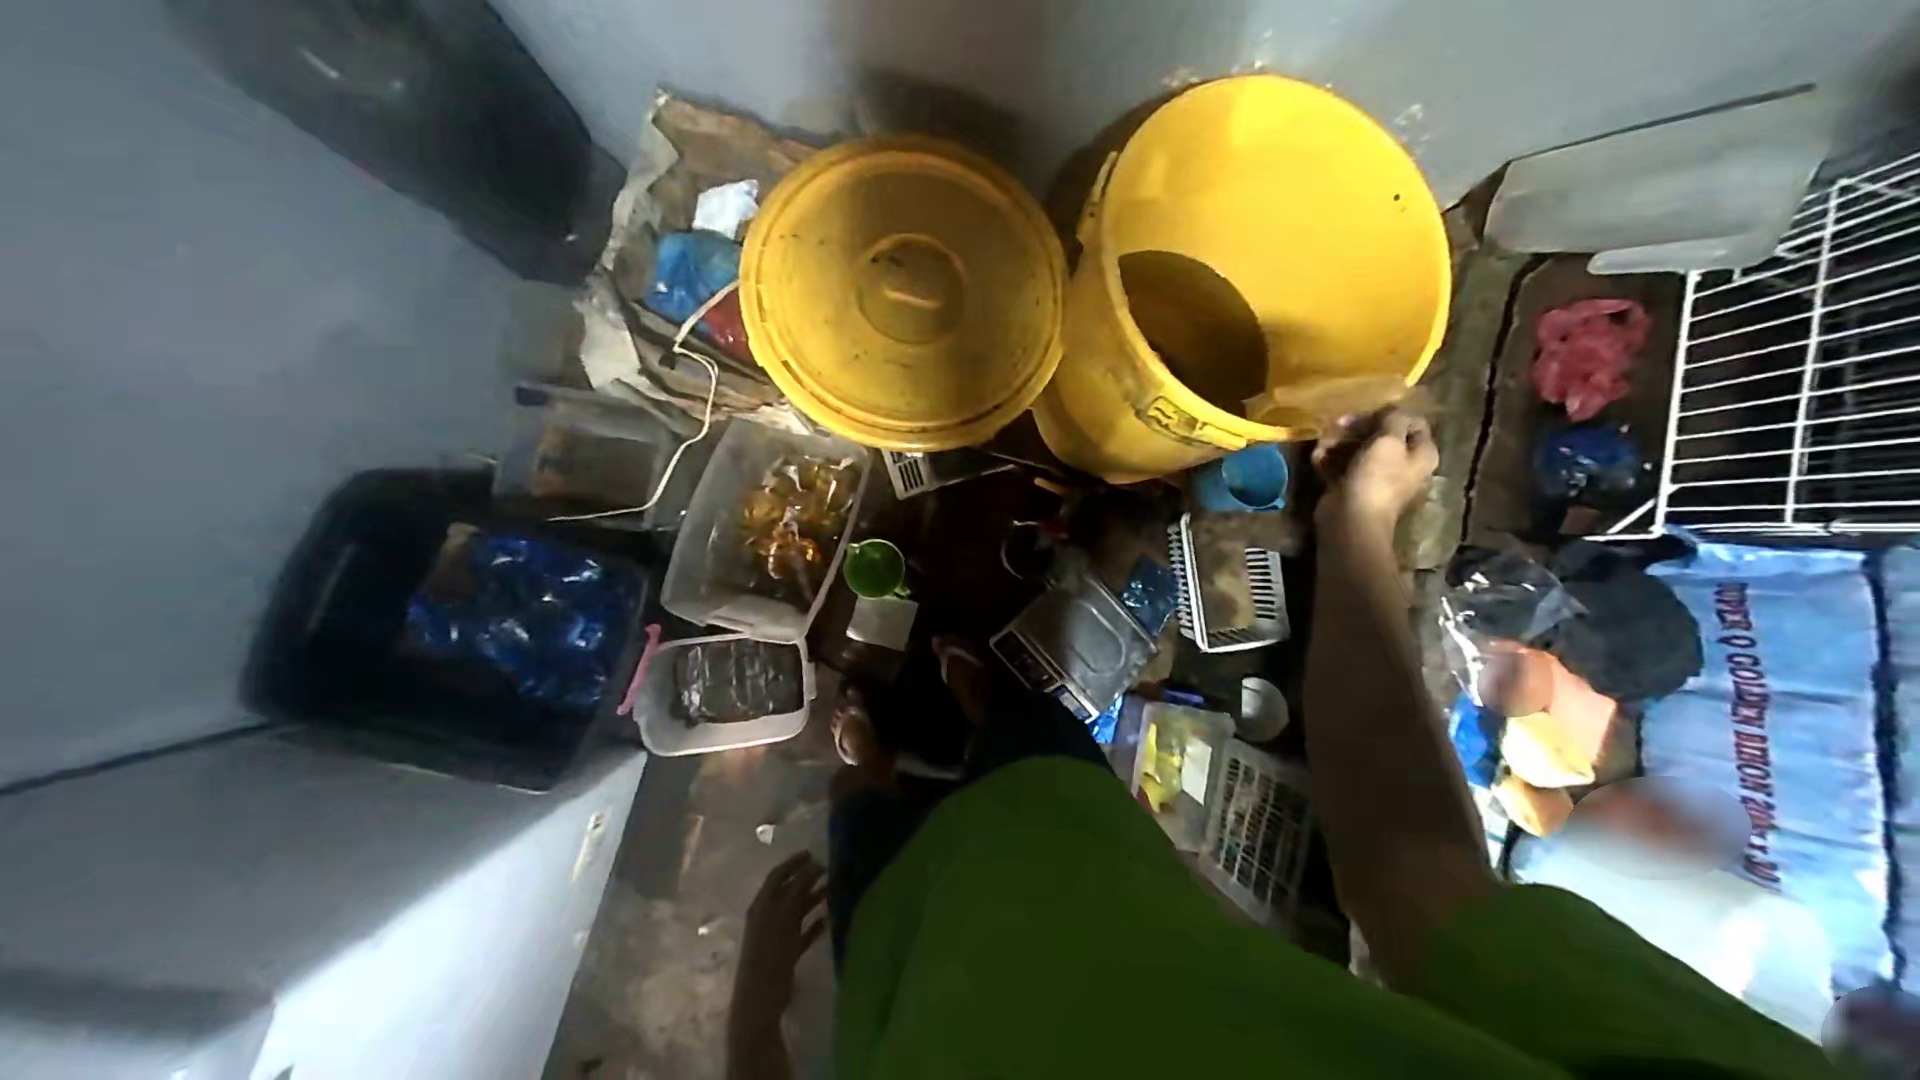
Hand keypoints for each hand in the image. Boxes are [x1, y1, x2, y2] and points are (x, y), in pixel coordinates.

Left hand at [729, 852, 826, 1038]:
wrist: (759, 1002)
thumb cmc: (771, 953)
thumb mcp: (785, 915)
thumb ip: (799, 888)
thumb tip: (815, 864)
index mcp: (762, 905)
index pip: (778, 875)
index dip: (794, 862)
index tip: (813, 853)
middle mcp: (767, 916)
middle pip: (788, 891)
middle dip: (806, 879)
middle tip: (828, 870)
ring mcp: (775, 936)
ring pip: (796, 911)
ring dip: (812, 899)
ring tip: (832, 891)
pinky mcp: (784, 954)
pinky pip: (801, 932)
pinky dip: (813, 924)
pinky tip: (828, 920)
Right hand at [1311, 408, 1437, 533]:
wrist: (1350, 519)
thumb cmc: (1376, 478)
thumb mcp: (1389, 440)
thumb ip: (1392, 418)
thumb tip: (1389, 409)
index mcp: (1420, 453)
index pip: (1412, 423)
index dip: (1390, 414)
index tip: (1368, 412)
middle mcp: (1401, 464)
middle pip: (1380, 435)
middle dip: (1357, 428)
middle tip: (1337, 424)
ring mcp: (1374, 476)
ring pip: (1356, 449)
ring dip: (1337, 442)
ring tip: (1322, 443)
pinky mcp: (1349, 485)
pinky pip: (1339, 465)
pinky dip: (1327, 459)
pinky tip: (1316, 457)